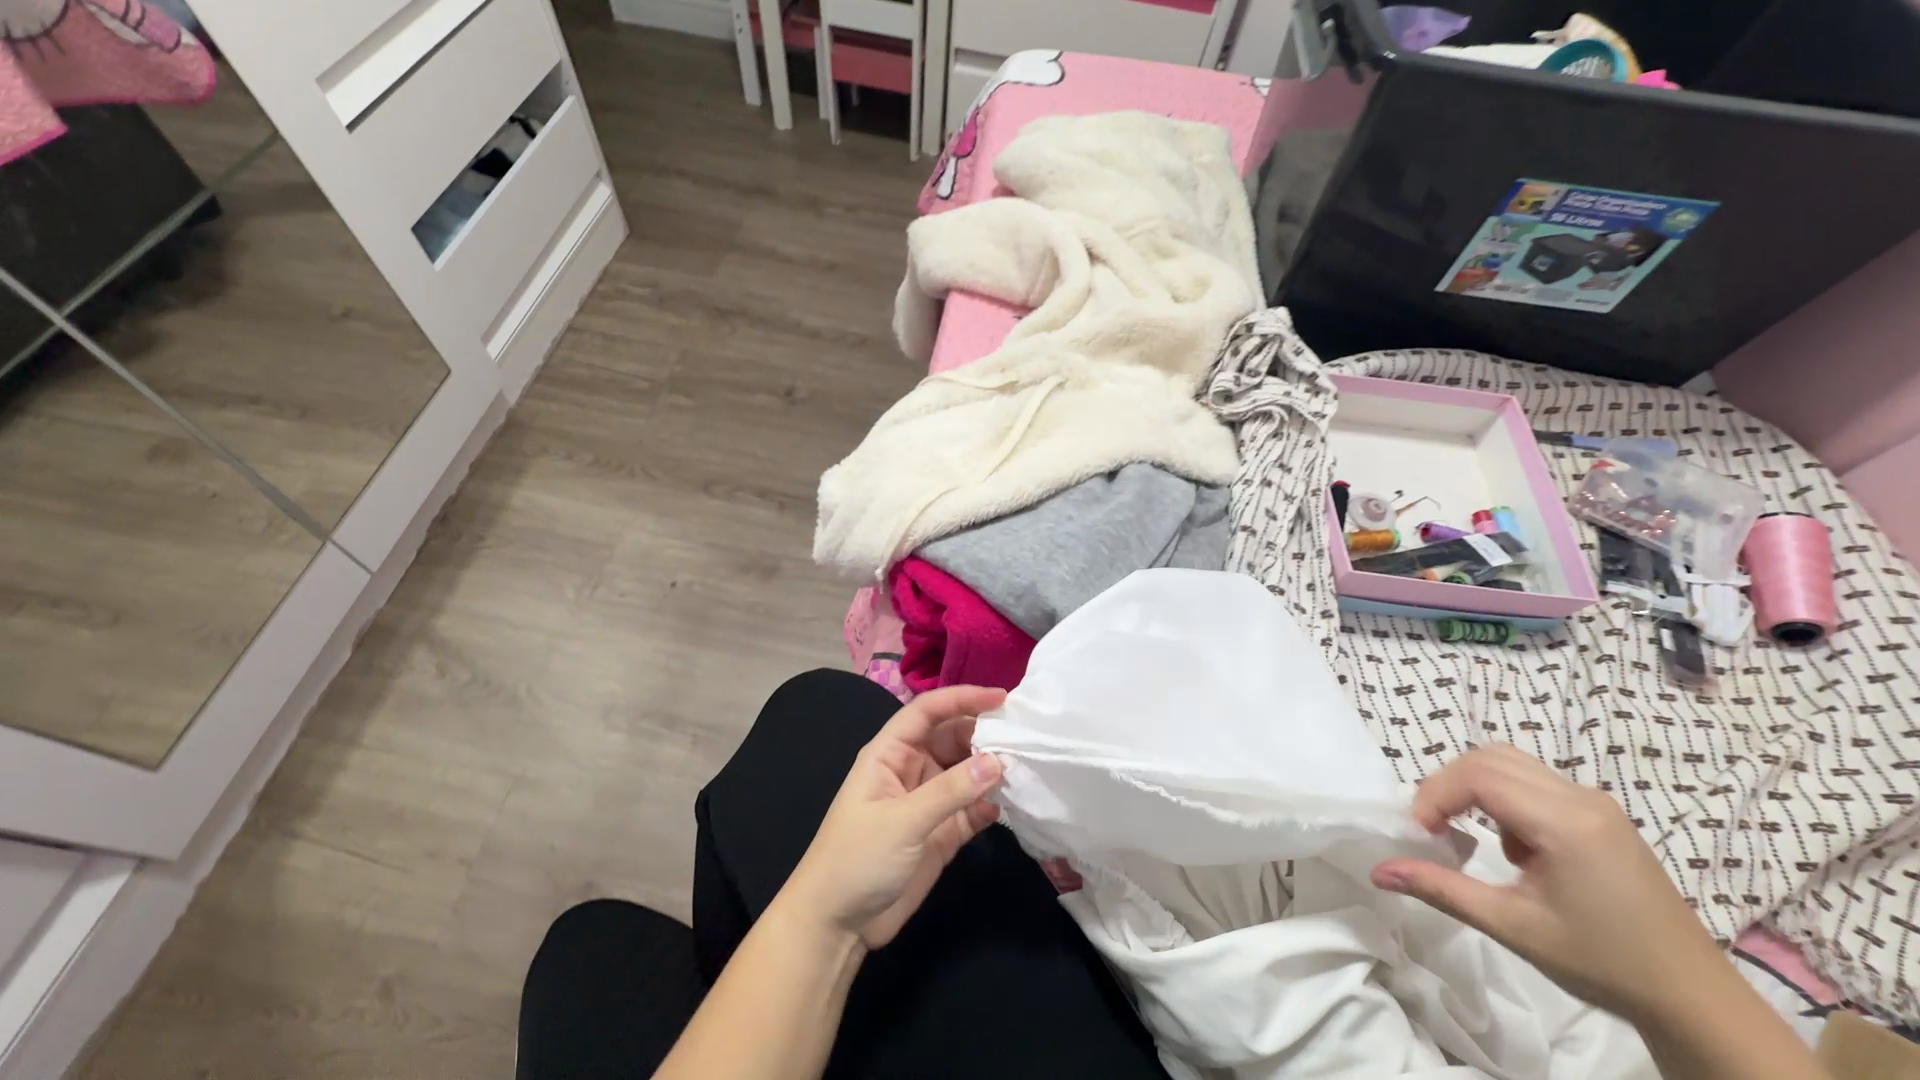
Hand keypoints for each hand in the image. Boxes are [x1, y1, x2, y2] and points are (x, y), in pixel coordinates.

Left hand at [778, 686, 1007, 950]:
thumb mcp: (902, 821)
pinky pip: (973, 808)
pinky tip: (1014, 801)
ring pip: (966, 772)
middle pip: (952, 738)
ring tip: (1027, 766)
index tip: (1001, 697)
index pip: (927, 712)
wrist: (837, 924)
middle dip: (985, 734)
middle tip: (1024, 736)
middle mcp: (911, 771)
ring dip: (992, 769)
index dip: (962, 698)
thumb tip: (998, 761)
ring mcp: (927, 803)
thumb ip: (950, 791)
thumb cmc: (856, 859)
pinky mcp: (942, 834)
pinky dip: (992, 802)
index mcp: (889, 754)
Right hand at [1370, 745, 1726, 1022]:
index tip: (1419, 834)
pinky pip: (1535, 784)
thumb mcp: (1512, 926)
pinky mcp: (1601, 816)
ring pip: (1513, 765)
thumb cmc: (1601, 961)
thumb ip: (1442, 890)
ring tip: (1464, 836)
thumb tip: (1378, 871)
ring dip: (1475, 790)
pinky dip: (1503, 800)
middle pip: (1492, 757)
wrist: (1690, 994)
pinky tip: (1512, 851)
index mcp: (1566, 822)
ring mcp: (1596, 804)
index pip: (1479, 774)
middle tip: (1431, 829)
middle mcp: (1582, 798)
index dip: (1435, 794)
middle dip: (1448, 786)